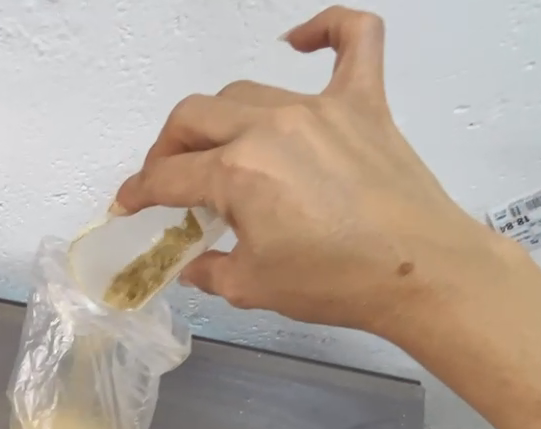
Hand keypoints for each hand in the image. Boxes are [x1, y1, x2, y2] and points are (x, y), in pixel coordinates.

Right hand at [114, 6, 501, 341]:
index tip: (124, 205)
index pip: (167, 177)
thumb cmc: (328, 282)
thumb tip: (196, 264)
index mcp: (236, 173)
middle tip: (166, 178)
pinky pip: (353, 39)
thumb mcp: (249, 286)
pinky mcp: (364, 101)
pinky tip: (299, 43)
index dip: (137, 193)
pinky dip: (326, 30)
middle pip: (194, 117)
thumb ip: (210, 269)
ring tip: (217, 147)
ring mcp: (319, 107)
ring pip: (246, 91)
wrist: (416, 272)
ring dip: (218, 118)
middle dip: (166, 148)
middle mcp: (269, 128)